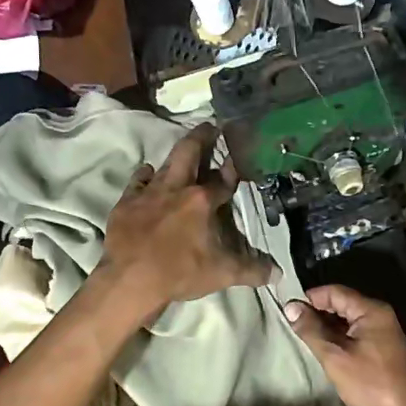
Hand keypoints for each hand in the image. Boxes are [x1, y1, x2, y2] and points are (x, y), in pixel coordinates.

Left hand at [96, 123, 274, 322]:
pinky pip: (137, 181)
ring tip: (183, 149)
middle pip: (189, 153)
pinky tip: (147, 172)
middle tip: (210, 126)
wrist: (130, 279)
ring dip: (176, 156)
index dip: (231, 170)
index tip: (236, 158)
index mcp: (201, 201)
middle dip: (201, 137)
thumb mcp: (221, 273)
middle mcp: (176, 188)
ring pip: (164, 164)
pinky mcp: (126, 203)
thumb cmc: (179, 272)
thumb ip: (251, 269)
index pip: (222, 180)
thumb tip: (279, 273)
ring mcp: (148, 193)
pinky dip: (145, 175)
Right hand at [287, 285, 405, 405]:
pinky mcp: (381, 346)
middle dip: (316, 312)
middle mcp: (379, 314)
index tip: (288, 311)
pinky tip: (323, 346)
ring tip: (303, 336)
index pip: (334, 292)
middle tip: (292, 325)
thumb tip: (290, 306)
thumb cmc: (369, 385)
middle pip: (341, 302)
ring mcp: (382, 330)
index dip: (310, 298)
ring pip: (346, 318)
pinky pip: (354, 331)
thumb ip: (311, 329)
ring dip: (325, 325)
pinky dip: (337, 335)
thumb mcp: (335, 357)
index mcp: (371, 311)